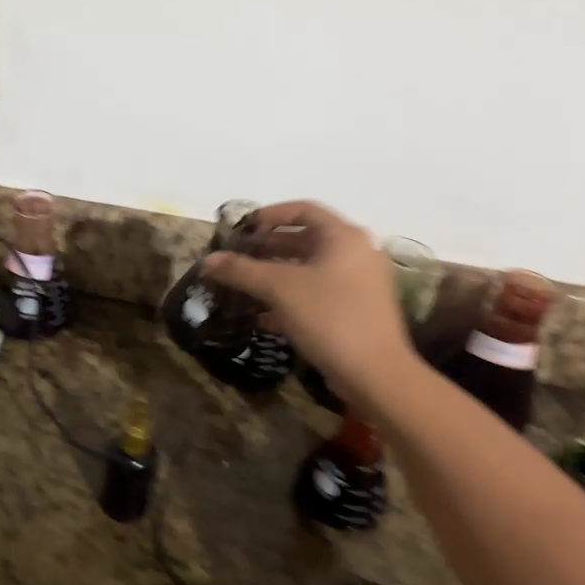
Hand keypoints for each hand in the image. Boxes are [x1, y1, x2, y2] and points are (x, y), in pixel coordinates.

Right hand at [202, 201, 417, 407]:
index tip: (243, 229)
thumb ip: (242, 270)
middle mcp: (357, 253)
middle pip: (306, 239)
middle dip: (269, 248)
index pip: (303, 209)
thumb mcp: (279, 289)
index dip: (270, 215)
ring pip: (311, 270)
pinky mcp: (357, 312)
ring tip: (245, 286)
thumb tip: (208, 260)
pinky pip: (319, 294)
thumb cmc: (329, 317)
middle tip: (238, 258)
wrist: (376, 374)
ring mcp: (360, 284)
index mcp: (344, 237)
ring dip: (277, 275)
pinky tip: (264, 318)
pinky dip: (292, 299)